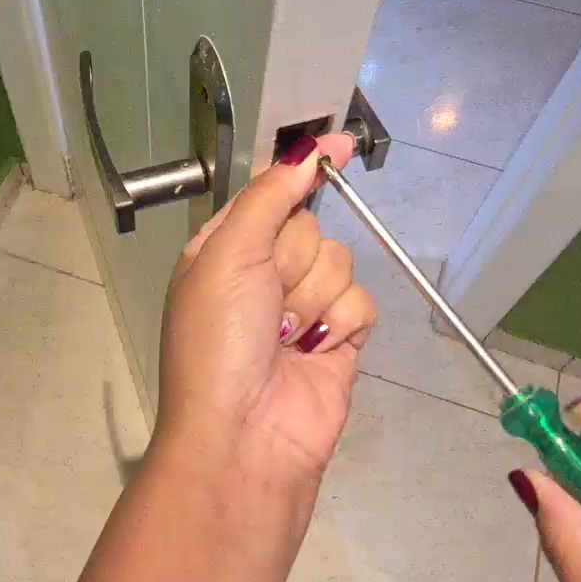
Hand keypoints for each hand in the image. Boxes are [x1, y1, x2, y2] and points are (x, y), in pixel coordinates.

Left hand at [153, 132, 376, 484]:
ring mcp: (303, 306)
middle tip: (267, 302)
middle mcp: (263, 273)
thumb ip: (271, 196)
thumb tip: (310, 149)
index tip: (343, 145)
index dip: (302, 171)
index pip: (272, 193)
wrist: (244, 436)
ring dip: (314, 298)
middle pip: (309, 228)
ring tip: (286, 336)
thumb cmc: (219, 340)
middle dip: (292, 262)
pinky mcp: (339, 338)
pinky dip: (341, 324)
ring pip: (339, 262)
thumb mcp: (227, 254)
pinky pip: (361, 302)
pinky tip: (315, 351)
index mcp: (225, 249)